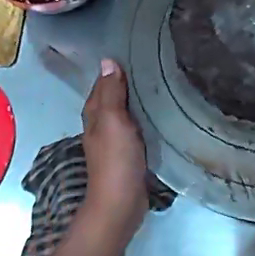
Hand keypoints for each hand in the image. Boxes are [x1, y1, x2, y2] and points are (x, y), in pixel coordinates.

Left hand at [75, 58, 149, 251]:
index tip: (136, 52)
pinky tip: (159, 115)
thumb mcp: (113, 120)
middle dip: (127, 82)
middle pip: (113, 97)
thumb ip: (111, 92)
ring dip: (137, 101)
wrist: (121, 203)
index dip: (114, 68)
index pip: (102, 83)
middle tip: (153, 64)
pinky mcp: (128, 154)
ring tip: (160, 84)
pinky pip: (136, 128)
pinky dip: (144, 119)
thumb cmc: (116, 159)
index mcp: (94, 114)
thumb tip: (107, 61)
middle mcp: (101, 125)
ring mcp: (114, 141)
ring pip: (125, 112)